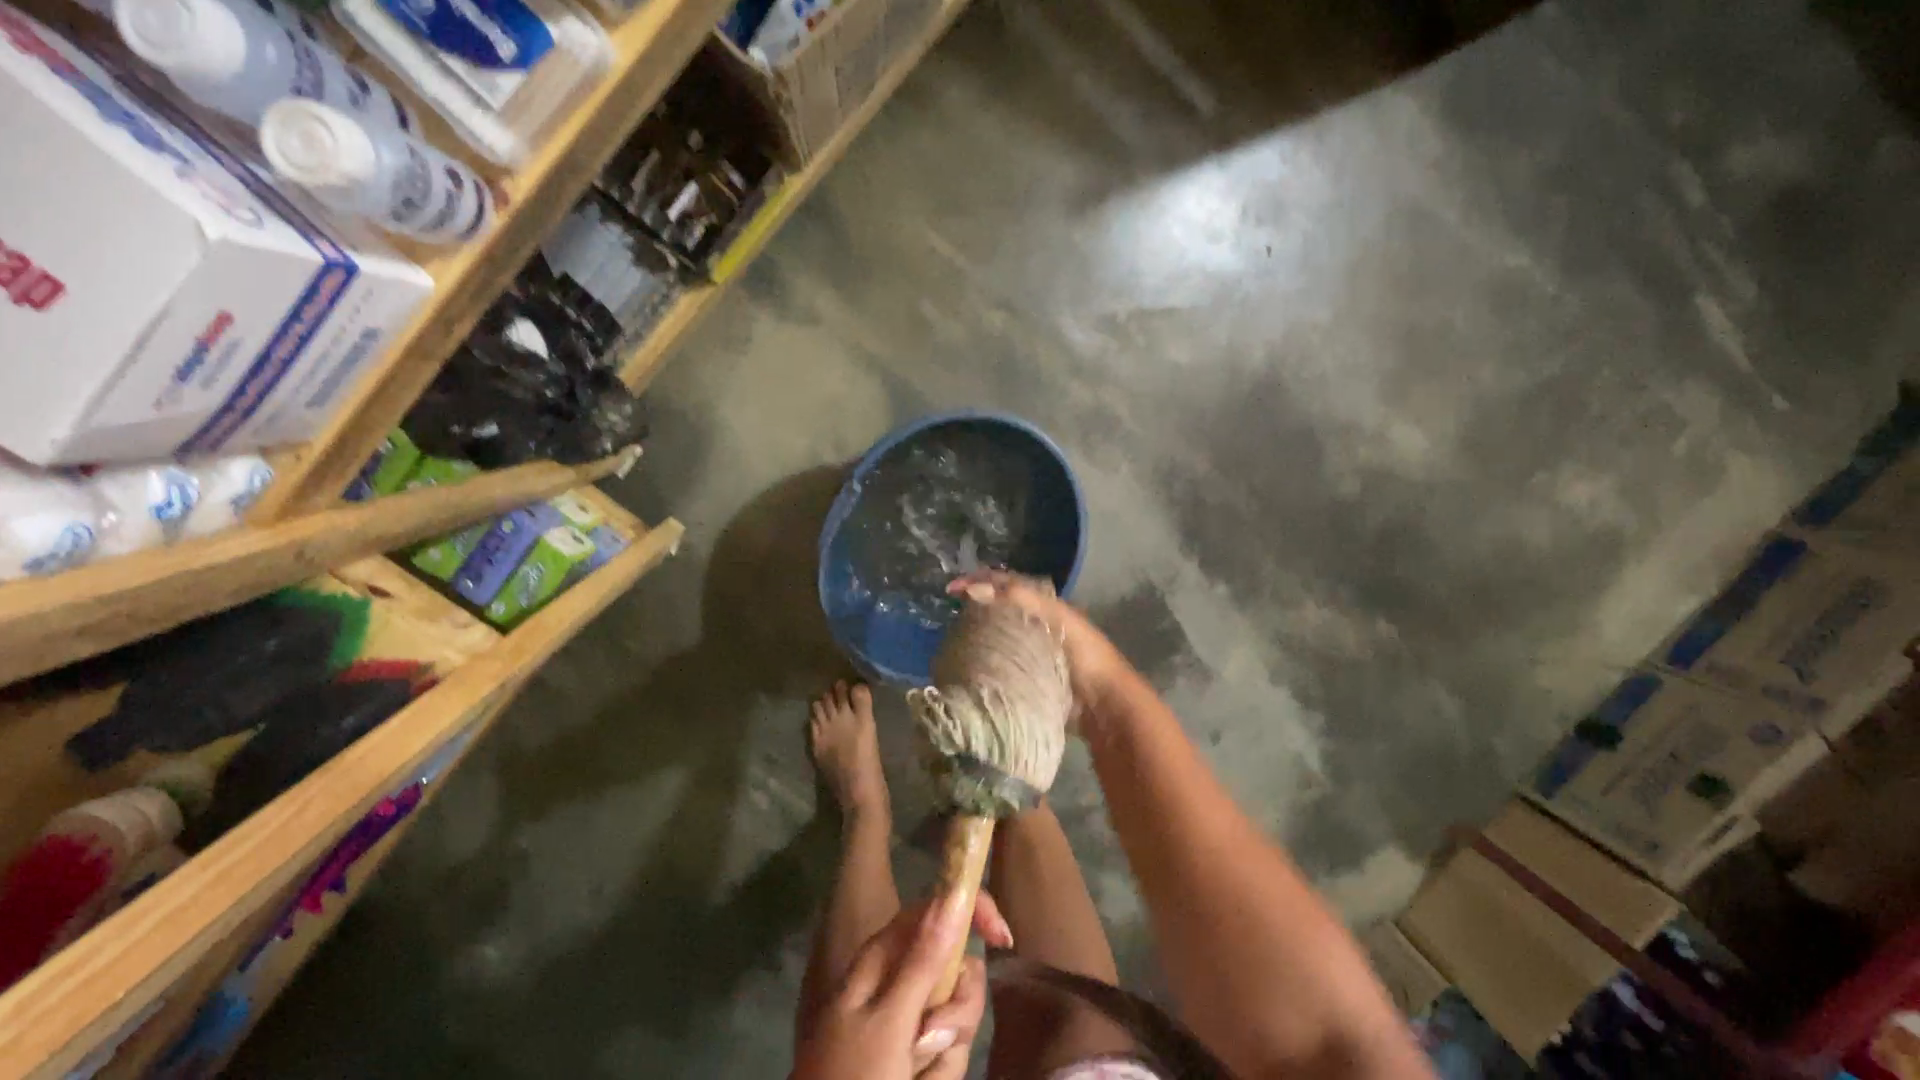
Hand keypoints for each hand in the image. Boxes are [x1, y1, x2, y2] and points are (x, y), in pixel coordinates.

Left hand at [792, 891, 1012, 1079]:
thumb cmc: (854, 1076)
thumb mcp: (891, 1019)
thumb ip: (925, 959)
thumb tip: (954, 891)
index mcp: (884, 956)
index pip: (937, 909)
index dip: (974, 912)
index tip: (1002, 939)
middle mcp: (900, 981)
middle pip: (958, 972)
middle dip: (958, 1011)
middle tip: (928, 1039)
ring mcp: (909, 1020)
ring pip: (959, 1018)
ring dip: (944, 1054)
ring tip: (912, 1074)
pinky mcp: (916, 1054)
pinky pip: (949, 1055)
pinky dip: (937, 1075)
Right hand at [948, 571, 1130, 717]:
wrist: (1103, 705)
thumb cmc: (1084, 657)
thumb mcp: (1057, 619)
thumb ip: (1022, 600)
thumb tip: (974, 590)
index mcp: (1047, 608)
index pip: (1008, 586)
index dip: (980, 580)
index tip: (951, 589)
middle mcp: (1037, 627)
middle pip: (1000, 610)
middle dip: (974, 607)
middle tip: (947, 612)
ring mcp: (1031, 655)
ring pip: (997, 636)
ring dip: (975, 634)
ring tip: (949, 638)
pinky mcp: (1026, 680)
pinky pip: (999, 664)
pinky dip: (982, 661)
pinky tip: (964, 665)